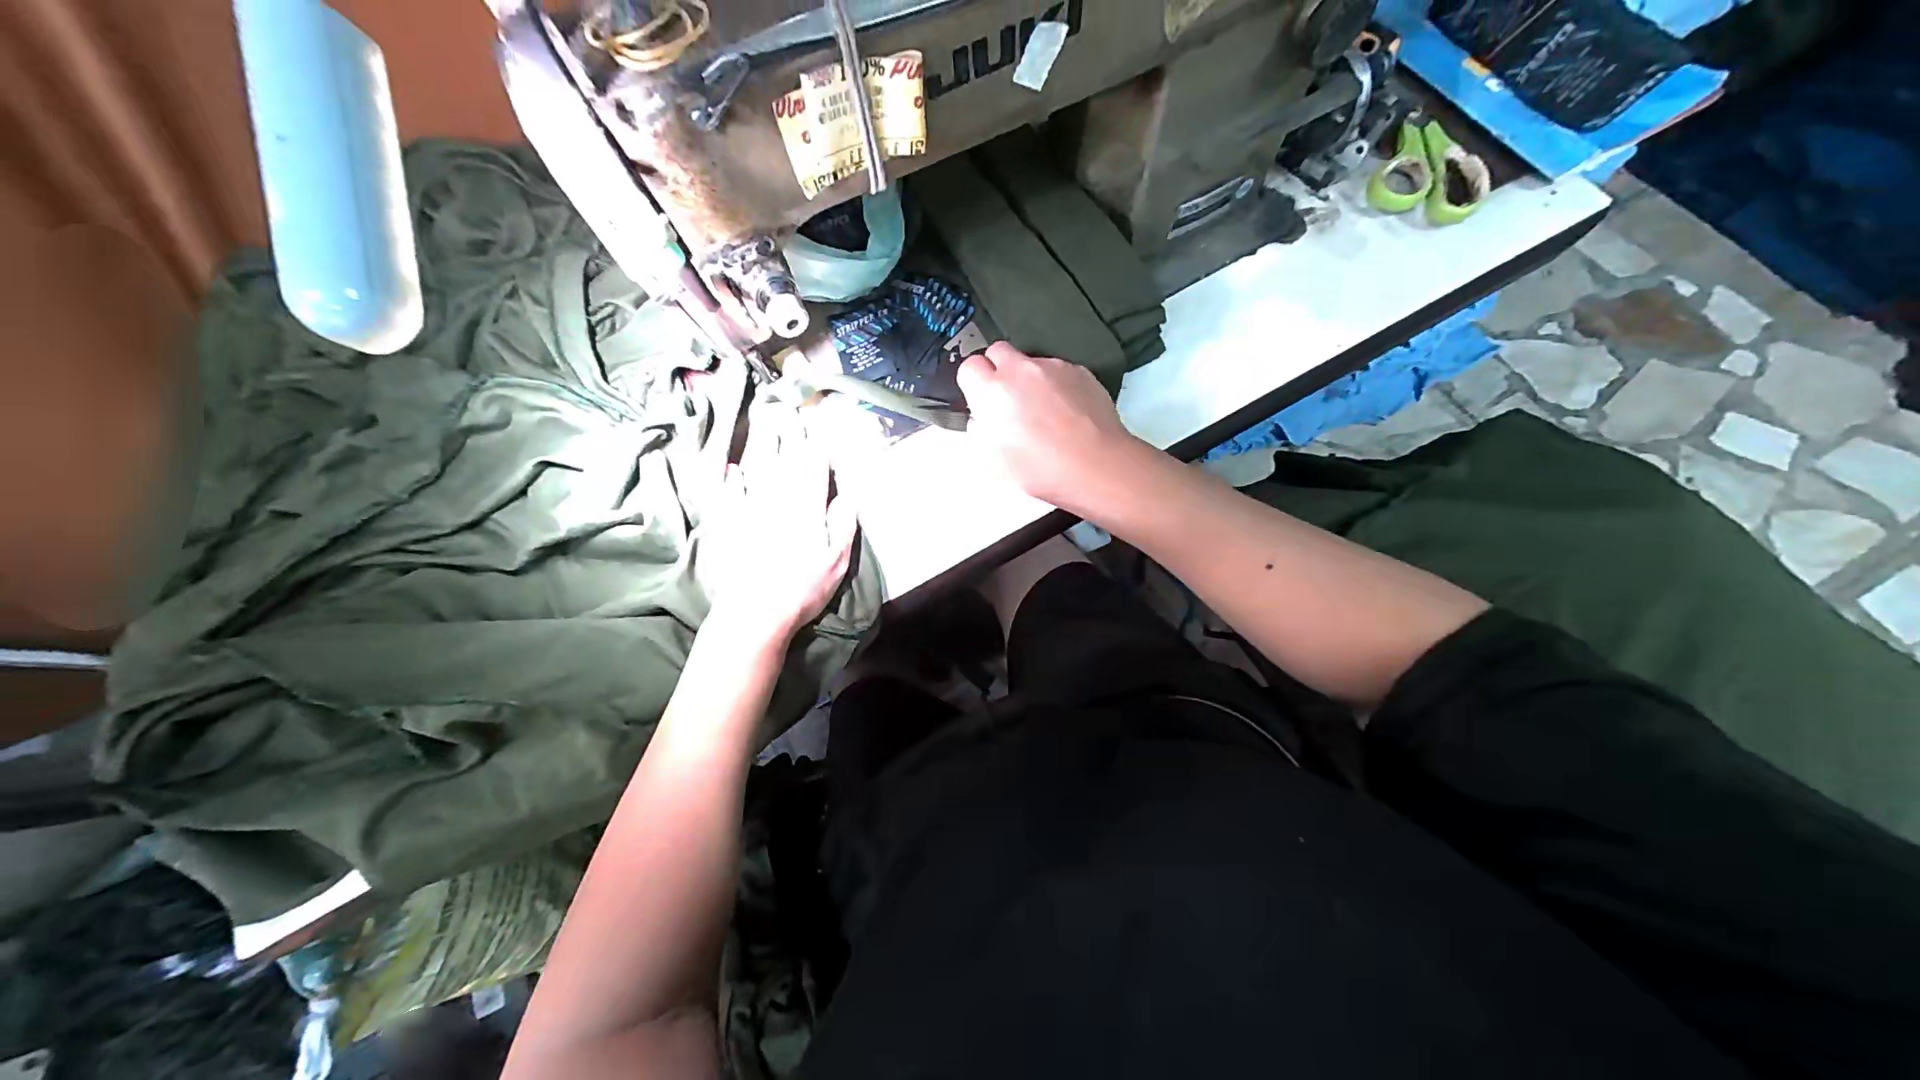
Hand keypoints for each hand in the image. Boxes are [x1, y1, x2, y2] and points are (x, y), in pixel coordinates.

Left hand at [701, 403, 858, 643]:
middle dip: (786, 429)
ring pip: (757, 466)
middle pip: (784, 457)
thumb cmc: (803, 589)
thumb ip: (843, 523)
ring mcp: (751, 508)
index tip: (815, 418)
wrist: (754, 611)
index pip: (814, 464)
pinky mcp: (729, 523)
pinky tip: (733, 468)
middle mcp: (779, 498)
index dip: (815, 439)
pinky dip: (731, 478)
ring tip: (762, 418)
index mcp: (808, 506)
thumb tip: (847, 494)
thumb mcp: (837, 561)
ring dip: (760, 442)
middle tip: (784, 404)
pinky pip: (729, 492)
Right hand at [956, 342, 1147, 511]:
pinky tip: (1064, 413)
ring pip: (1031, 362)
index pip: (969, 367)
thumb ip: (979, 431)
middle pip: (998, 351)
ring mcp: (1052, 368)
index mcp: (992, 391)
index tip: (980, 396)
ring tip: (1042, 413)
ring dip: (1030, 379)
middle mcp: (1021, 371)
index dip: (973, 382)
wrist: (1095, 465)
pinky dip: (1057, 386)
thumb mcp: (993, 462)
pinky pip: (1059, 371)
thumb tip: (981, 421)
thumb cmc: (1045, 468)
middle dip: (998, 370)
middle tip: (1006, 397)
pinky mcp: (1079, 371)